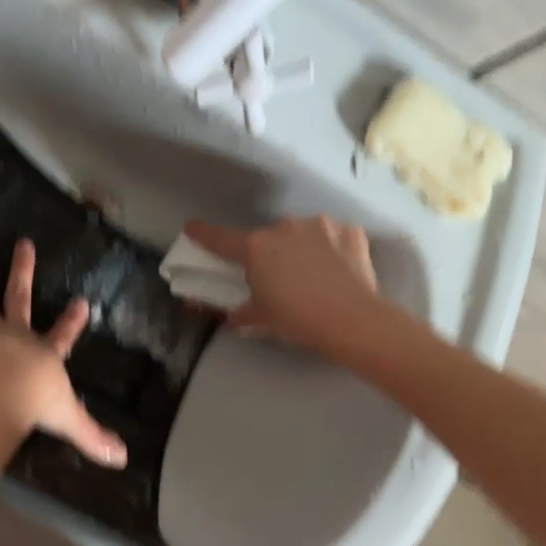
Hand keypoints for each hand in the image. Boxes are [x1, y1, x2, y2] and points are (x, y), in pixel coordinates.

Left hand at [0, 239, 127, 468]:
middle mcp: (17, 334)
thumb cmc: (38, 403)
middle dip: (23, 271)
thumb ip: (92, 437)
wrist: (5, 391)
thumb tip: (122, 459)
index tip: (81, 304)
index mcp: (44, 354)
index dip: (71, 323)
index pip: (61, 337)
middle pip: (19, 297)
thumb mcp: (70, 422)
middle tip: (24, 244)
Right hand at [183, 216, 391, 356]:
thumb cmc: (297, 319)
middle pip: (267, 237)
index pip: (221, 238)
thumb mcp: (261, 318)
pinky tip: (337, 268)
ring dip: (301, 247)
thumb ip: (241, 313)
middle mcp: (284, 227)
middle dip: (268, 252)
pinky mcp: (351, 230)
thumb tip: (231, 317)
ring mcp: (320, 224)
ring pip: (302, 232)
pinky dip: (331, 247)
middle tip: (277, 278)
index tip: (192, 228)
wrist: (353, 320)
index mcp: (256, 247)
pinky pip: (333, 236)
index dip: (203, 234)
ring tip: (312, 274)